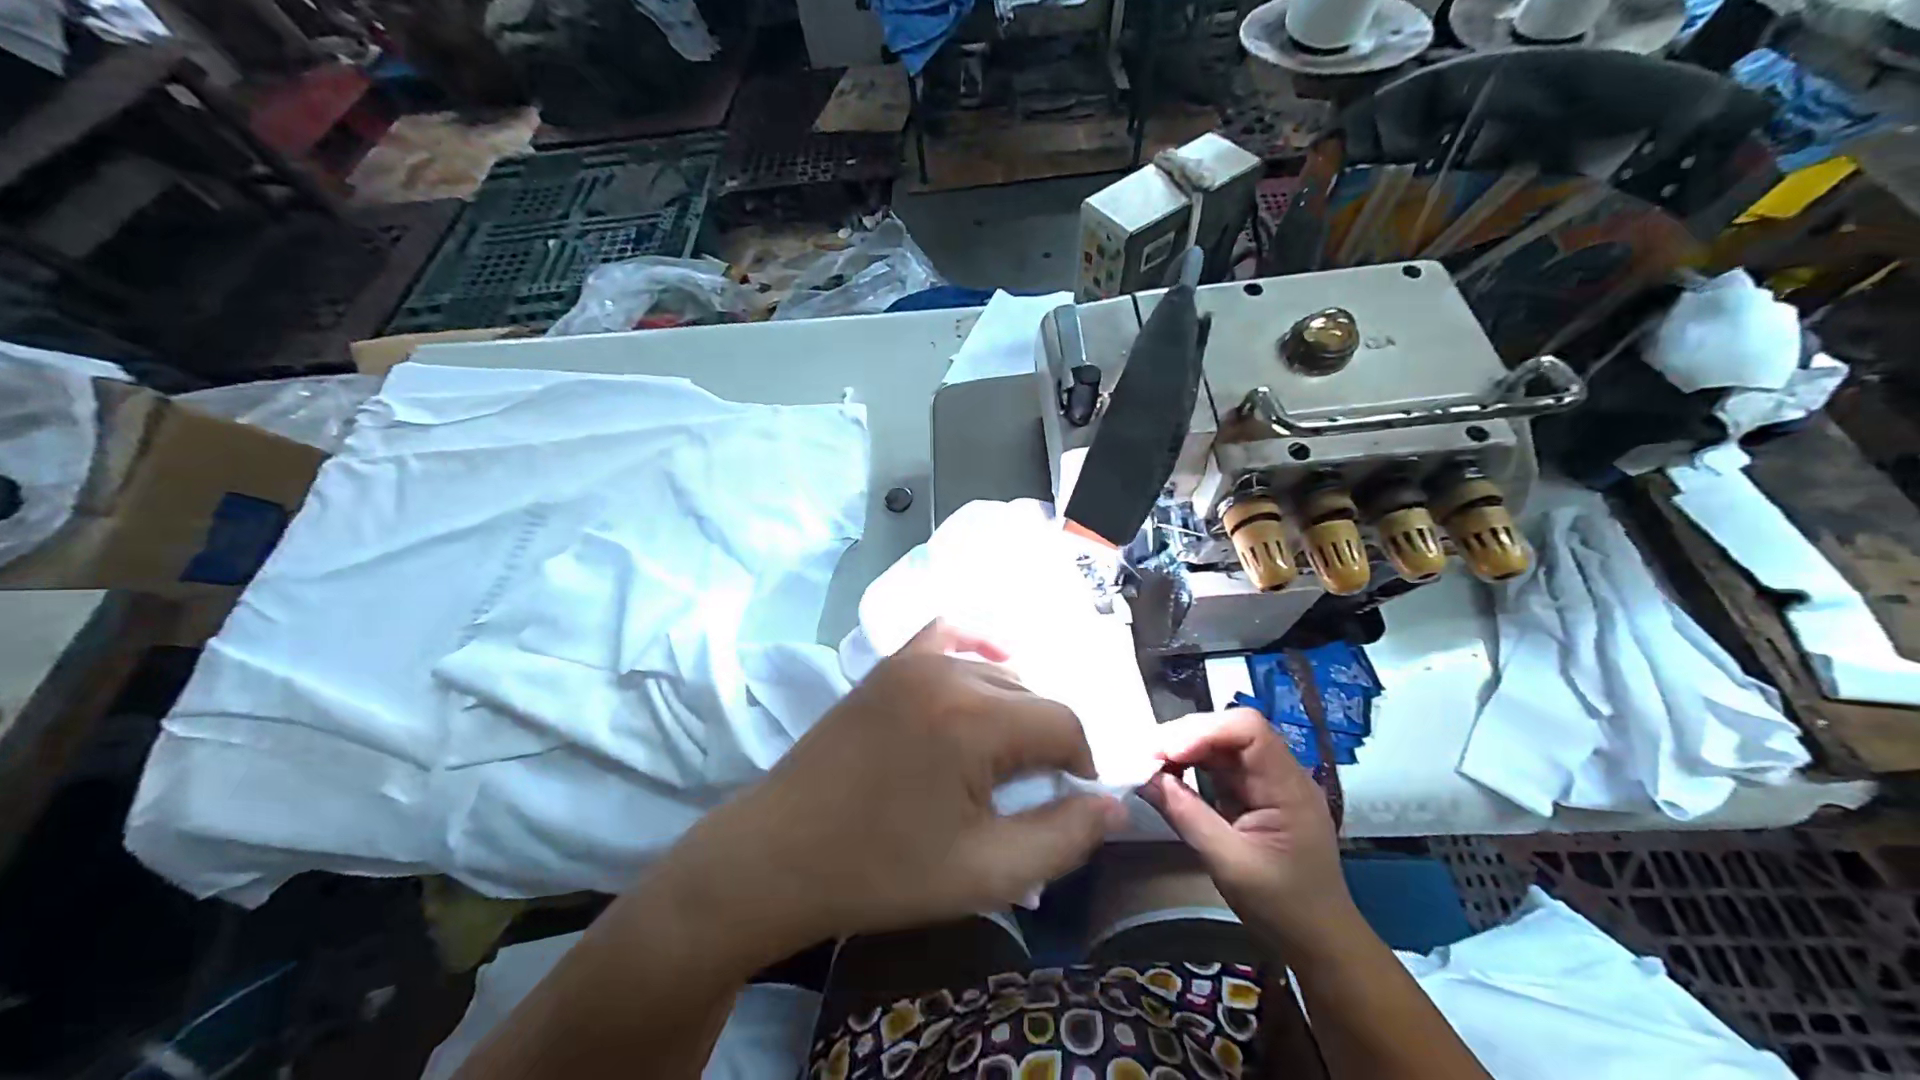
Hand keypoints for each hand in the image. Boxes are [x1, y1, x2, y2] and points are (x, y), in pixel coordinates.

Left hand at [662, 619, 1125, 949]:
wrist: (778, 856)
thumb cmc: (882, 872)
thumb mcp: (986, 874)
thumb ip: (1063, 837)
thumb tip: (1113, 805)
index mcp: (975, 718)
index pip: (1065, 723)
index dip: (1079, 767)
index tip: (1062, 807)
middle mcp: (948, 672)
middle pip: (1031, 697)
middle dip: (1043, 746)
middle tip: (1021, 798)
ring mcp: (911, 661)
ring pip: (995, 675)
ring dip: (1010, 714)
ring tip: (991, 765)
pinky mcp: (886, 666)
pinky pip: (947, 639)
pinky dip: (973, 655)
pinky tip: (978, 678)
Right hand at [1139, 708, 1357, 949]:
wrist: (1320, 941)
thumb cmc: (1283, 907)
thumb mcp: (1229, 864)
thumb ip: (1187, 816)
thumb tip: (1144, 779)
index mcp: (1288, 787)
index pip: (1249, 729)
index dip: (1205, 730)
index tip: (1168, 752)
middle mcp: (1280, 774)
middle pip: (1231, 731)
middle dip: (1187, 737)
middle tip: (1147, 757)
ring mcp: (1267, 783)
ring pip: (1221, 745)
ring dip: (1184, 748)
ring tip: (1151, 764)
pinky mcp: (1254, 794)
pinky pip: (1219, 767)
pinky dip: (1191, 765)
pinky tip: (1168, 775)